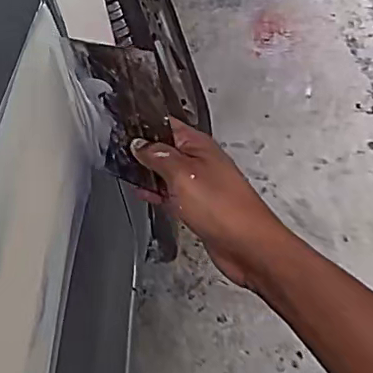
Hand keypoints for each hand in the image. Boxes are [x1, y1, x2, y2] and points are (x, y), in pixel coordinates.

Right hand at [133, 118, 295, 290]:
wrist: (249, 249)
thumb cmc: (226, 209)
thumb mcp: (180, 173)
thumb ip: (156, 155)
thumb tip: (139, 145)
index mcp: (199, 145)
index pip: (166, 124)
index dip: (145, 124)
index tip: (125, 127)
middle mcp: (201, 162)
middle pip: (165, 148)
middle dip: (144, 150)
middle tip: (122, 152)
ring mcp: (200, 184)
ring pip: (167, 172)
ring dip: (149, 173)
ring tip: (129, 172)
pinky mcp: (199, 207)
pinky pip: (172, 193)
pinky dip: (157, 193)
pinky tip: (146, 194)